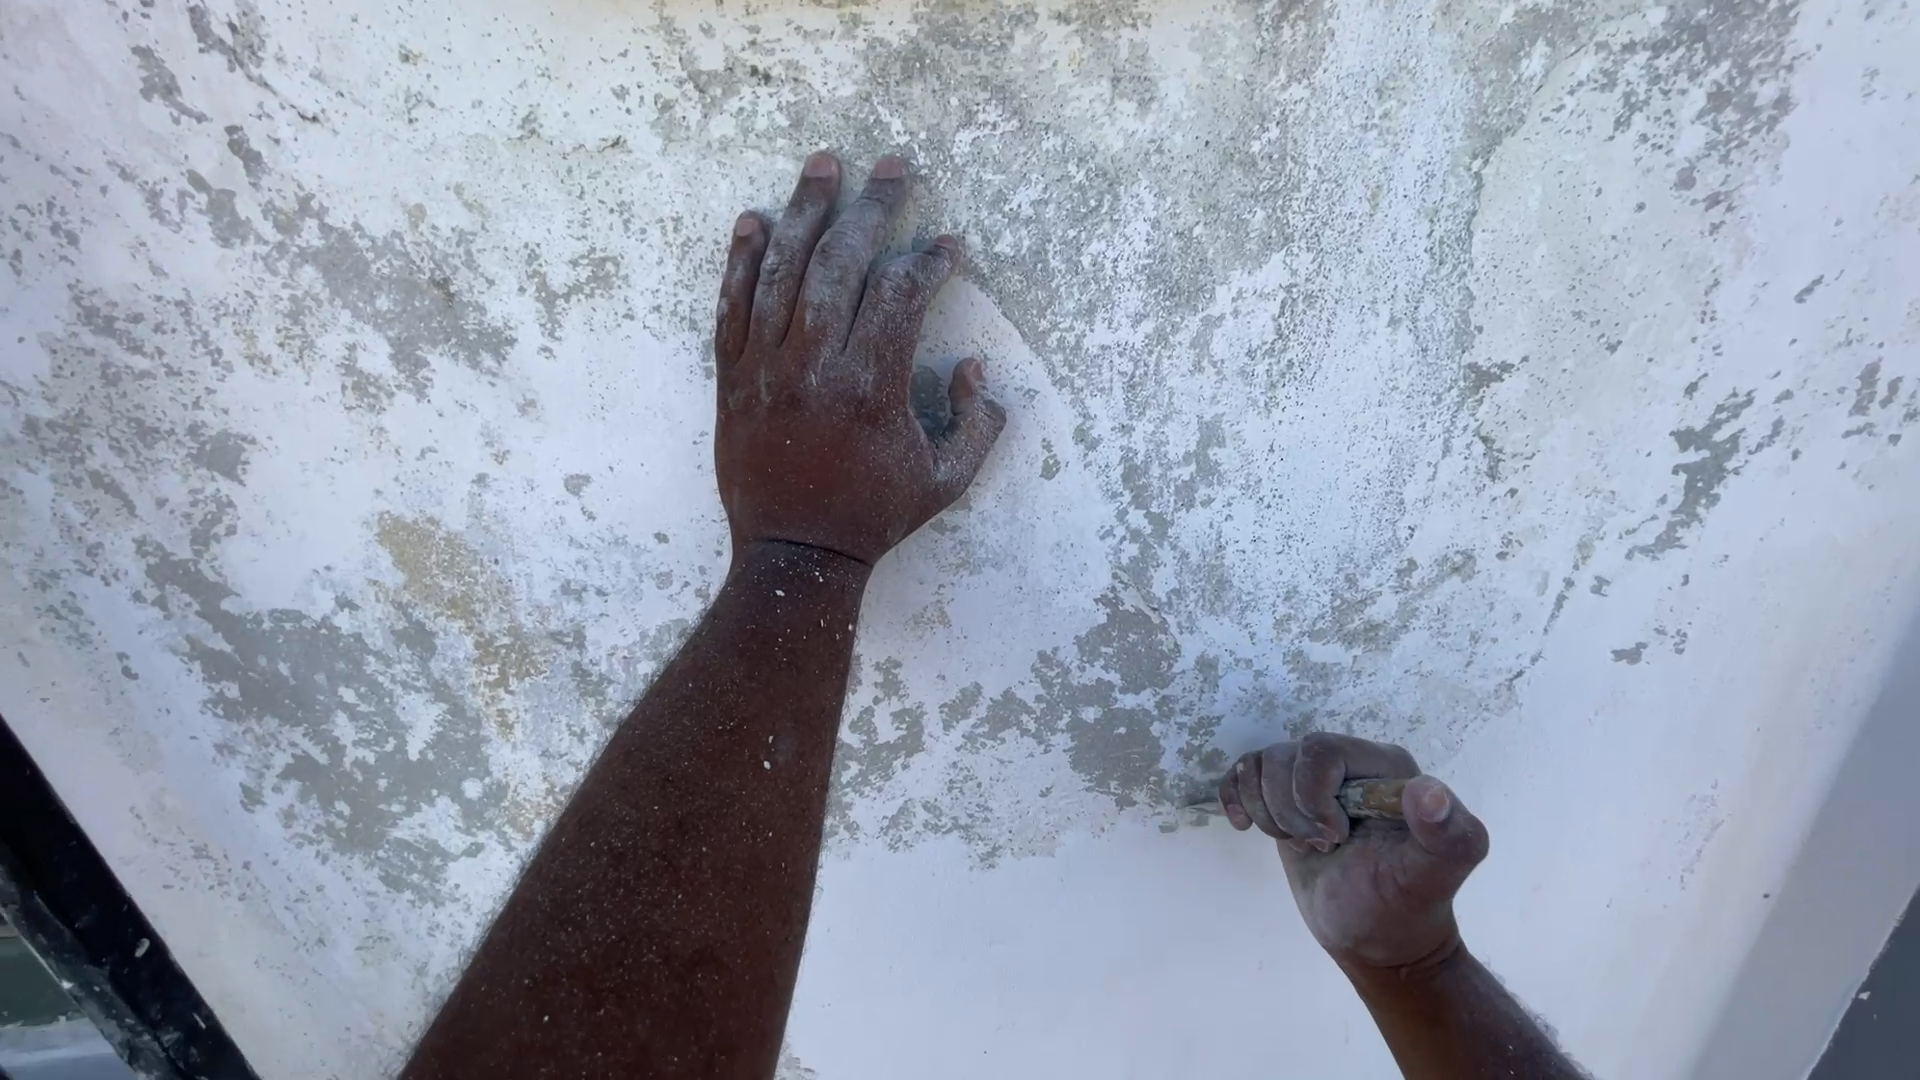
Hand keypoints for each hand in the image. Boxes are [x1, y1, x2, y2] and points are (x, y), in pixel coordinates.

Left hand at [712, 151, 1006, 566]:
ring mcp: (767, 370)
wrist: (794, 554)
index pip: (902, 295)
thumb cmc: (873, 517)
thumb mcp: (945, 482)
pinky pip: (731, 307)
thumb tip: (977, 370)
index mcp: (874, 389)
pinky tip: (753, 220)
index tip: (949, 247)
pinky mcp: (732, 381)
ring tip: (824, 166)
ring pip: (783, 272)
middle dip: (874, 208)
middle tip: (893, 166)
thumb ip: (977, 426)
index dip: (930, 261)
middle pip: (842, 264)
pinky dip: (740, 260)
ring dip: (806, 211)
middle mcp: (817, 367)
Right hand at [1218, 733, 1489, 971]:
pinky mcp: (1280, 796)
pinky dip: (1234, 798)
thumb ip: (1448, 836)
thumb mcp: (1433, 876)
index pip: (1322, 750)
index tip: (1335, 838)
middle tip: (1321, 847)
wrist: (1376, 940)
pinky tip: (1244, 826)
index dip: (1312, 794)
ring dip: (1267, 813)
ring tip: (1301, 845)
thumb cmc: (1405, 908)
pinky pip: (1240, 773)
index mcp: (1383, 765)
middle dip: (1289, 810)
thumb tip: (1429, 791)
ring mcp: (1308, 778)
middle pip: (1284, 757)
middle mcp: (1345, 762)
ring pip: (1257, 764)